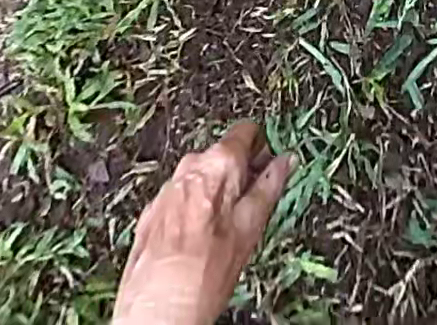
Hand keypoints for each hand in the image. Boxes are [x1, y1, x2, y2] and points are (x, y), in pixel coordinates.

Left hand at [112, 122, 296, 324]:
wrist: (155, 315)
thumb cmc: (203, 276)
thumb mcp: (250, 228)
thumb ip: (270, 186)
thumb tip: (286, 160)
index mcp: (218, 162)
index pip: (248, 131)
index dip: (262, 151)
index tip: (268, 172)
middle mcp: (189, 166)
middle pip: (225, 154)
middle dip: (239, 176)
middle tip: (248, 212)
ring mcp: (167, 189)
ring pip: (203, 178)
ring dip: (216, 194)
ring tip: (222, 234)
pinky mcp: (151, 212)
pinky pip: (182, 198)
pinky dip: (194, 210)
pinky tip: (197, 243)